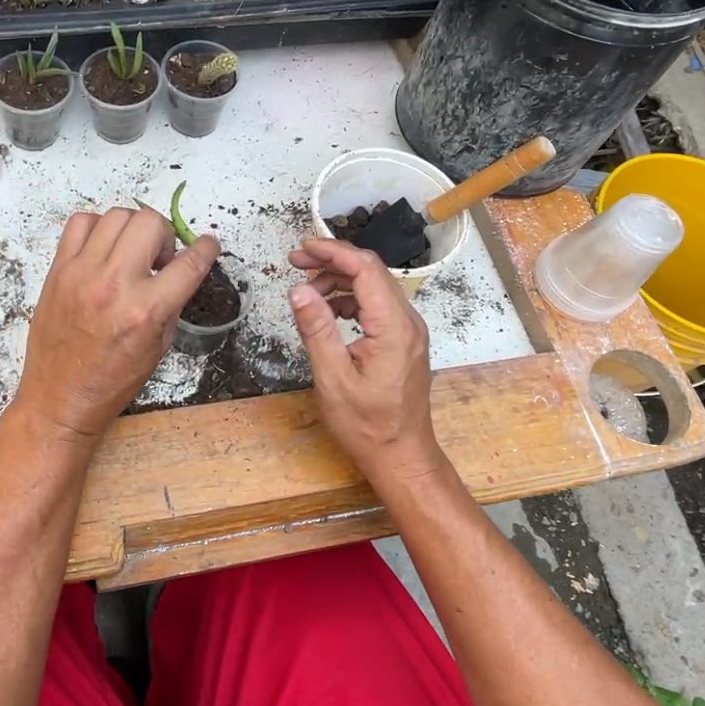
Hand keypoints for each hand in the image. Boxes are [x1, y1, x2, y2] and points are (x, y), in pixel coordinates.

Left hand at [12, 208, 220, 443]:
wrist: (59, 398)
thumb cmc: (111, 381)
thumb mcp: (158, 346)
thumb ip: (171, 302)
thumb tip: (179, 268)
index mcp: (145, 311)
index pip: (188, 263)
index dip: (206, 249)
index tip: (208, 244)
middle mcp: (113, 286)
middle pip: (150, 223)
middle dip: (164, 237)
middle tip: (159, 260)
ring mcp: (81, 273)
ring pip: (116, 215)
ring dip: (133, 230)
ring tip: (131, 254)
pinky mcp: (58, 270)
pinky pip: (80, 223)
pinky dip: (97, 228)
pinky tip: (103, 250)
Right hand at [287, 238, 442, 484]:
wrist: (401, 456)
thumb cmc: (367, 425)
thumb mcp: (332, 378)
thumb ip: (316, 329)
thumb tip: (299, 290)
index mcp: (393, 328)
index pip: (365, 270)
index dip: (333, 252)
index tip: (302, 249)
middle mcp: (408, 323)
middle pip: (371, 271)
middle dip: (333, 260)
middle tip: (296, 262)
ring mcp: (409, 331)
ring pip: (374, 286)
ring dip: (340, 279)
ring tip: (307, 289)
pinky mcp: (404, 341)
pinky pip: (378, 305)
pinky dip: (351, 298)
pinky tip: (328, 310)